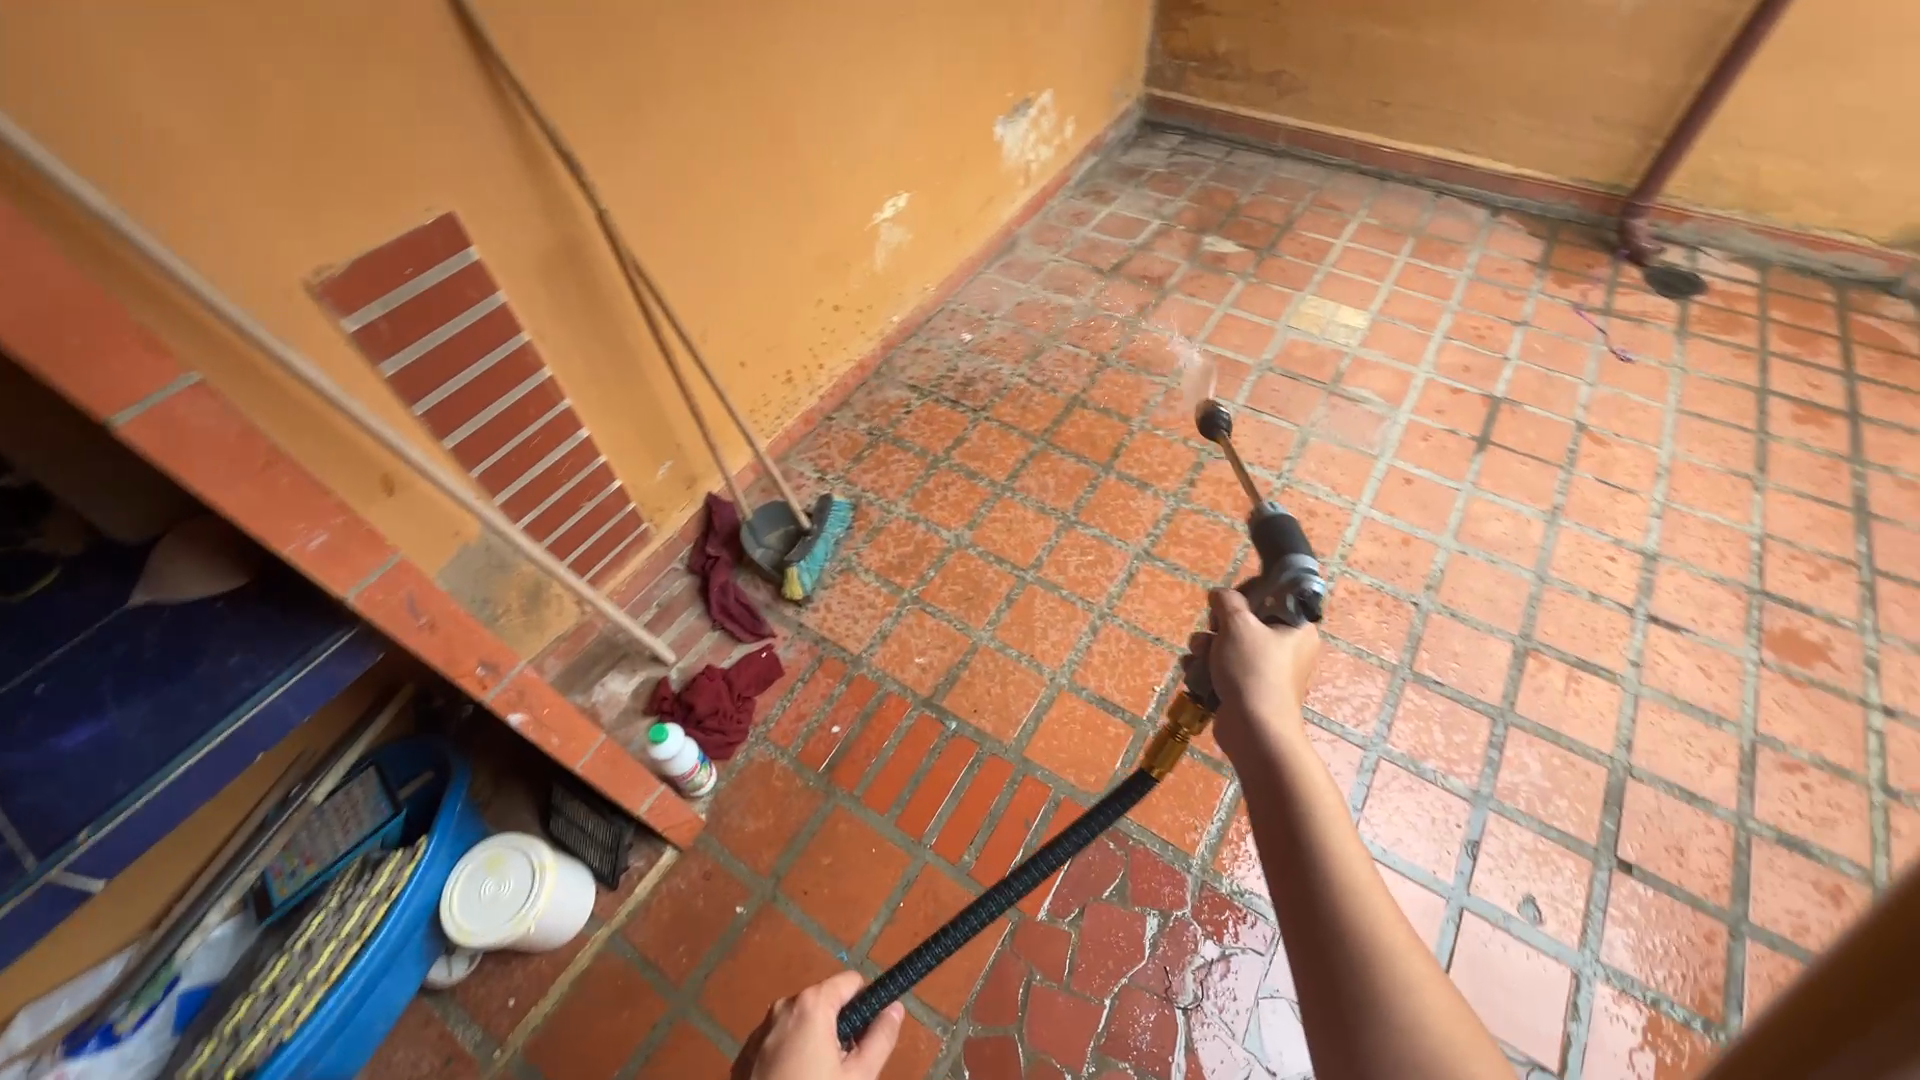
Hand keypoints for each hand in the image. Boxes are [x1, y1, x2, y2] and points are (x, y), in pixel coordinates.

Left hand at [732, 971, 903, 1079]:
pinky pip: (777, 1043)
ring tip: (817, 1078)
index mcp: (811, 1004)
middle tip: (843, 1068)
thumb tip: (895, 1008)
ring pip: (800, 1024)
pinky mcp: (744, 1056)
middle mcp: (782, 1007)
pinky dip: (789, 1056)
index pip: (851, 982)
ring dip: (813, 1042)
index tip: (867, 1037)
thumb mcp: (859, 1076)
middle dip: (838, 1028)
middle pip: (824, 1003)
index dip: (865, 1006)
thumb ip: (881, 1037)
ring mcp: (759, 1032)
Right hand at [1188, 588, 1320, 763]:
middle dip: (1218, 625)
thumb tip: (1220, 594)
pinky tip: (1193, 670)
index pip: (1274, 596)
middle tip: (1211, 630)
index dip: (1247, 594)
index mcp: (1297, 628)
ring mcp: (1266, 671)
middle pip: (1246, 622)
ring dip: (1207, 646)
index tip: (1228, 601)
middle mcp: (1286, 648)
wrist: (1253, 728)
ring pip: (1229, 645)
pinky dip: (1207, 667)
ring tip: (1198, 654)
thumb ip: (1227, 601)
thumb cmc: (1252, 669)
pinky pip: (1224, 668)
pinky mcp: (1247, 689)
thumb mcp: (1238, 624)